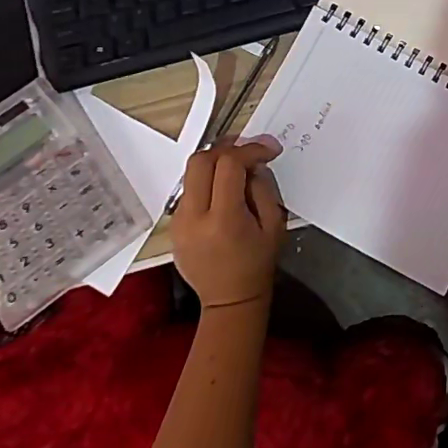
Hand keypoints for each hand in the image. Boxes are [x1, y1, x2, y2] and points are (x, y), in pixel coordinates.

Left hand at [172, 138, 285, 308]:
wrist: (229, 299)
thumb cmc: (257, 264)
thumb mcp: (274, 225)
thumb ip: (264, 188)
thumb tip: (253, 164)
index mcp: (224, 219)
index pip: (229, 165)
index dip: (251, 150)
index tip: (269, 150)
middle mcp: (194, 217)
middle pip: (200, 161)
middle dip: (226, 148)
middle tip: (247, 149)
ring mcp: (178, 222)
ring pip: (191, 173)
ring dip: (214, 163)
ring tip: (237, 167)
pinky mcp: (172, 226)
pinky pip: (188, 190)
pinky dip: (206, 181)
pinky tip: (223, 190)